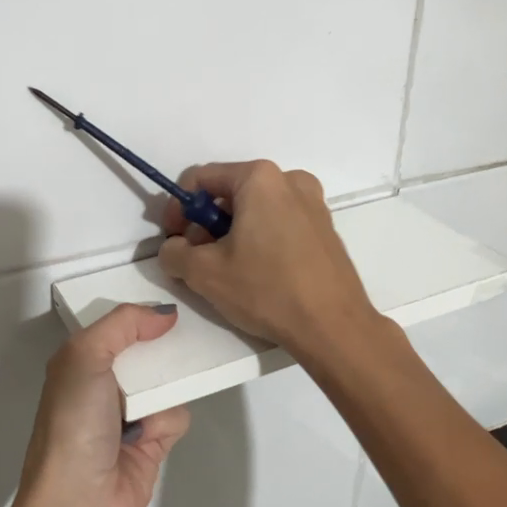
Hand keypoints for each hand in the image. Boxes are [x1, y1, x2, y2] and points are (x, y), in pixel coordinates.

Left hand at [0, 305, 190, 506]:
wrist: (77, 504)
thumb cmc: (73, 424)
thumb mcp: (84, 358)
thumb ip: (122, 325)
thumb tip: (164, 313)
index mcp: (78, 361)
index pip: (114, 326)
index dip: (138, 315)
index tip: (169, 302)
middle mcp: (102, 384)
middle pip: (145, 351)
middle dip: (164, 344)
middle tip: (191, 329)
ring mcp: (128, 415)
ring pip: (167, 381)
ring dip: (167, 386)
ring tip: (153, 396)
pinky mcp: (152, 443)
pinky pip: (176, 415)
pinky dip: (168, 421)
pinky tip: (149, 435)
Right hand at [157, 160, 379, 354]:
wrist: (334, 327)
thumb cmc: (267, 290)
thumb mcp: (204, 273)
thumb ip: (174, 253)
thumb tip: (174, 248)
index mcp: (259, 178)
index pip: (200, 179)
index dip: (177, 208)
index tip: (173, 239)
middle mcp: (289, 180)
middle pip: (229, 193)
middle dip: (206, 223)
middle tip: (198, 259)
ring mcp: (313, 203)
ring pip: (255, 209)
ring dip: (232, 233)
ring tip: (226, 271)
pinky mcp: (325, 229)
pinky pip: (279, 223)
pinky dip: (259, 239)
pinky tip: (257, 274)